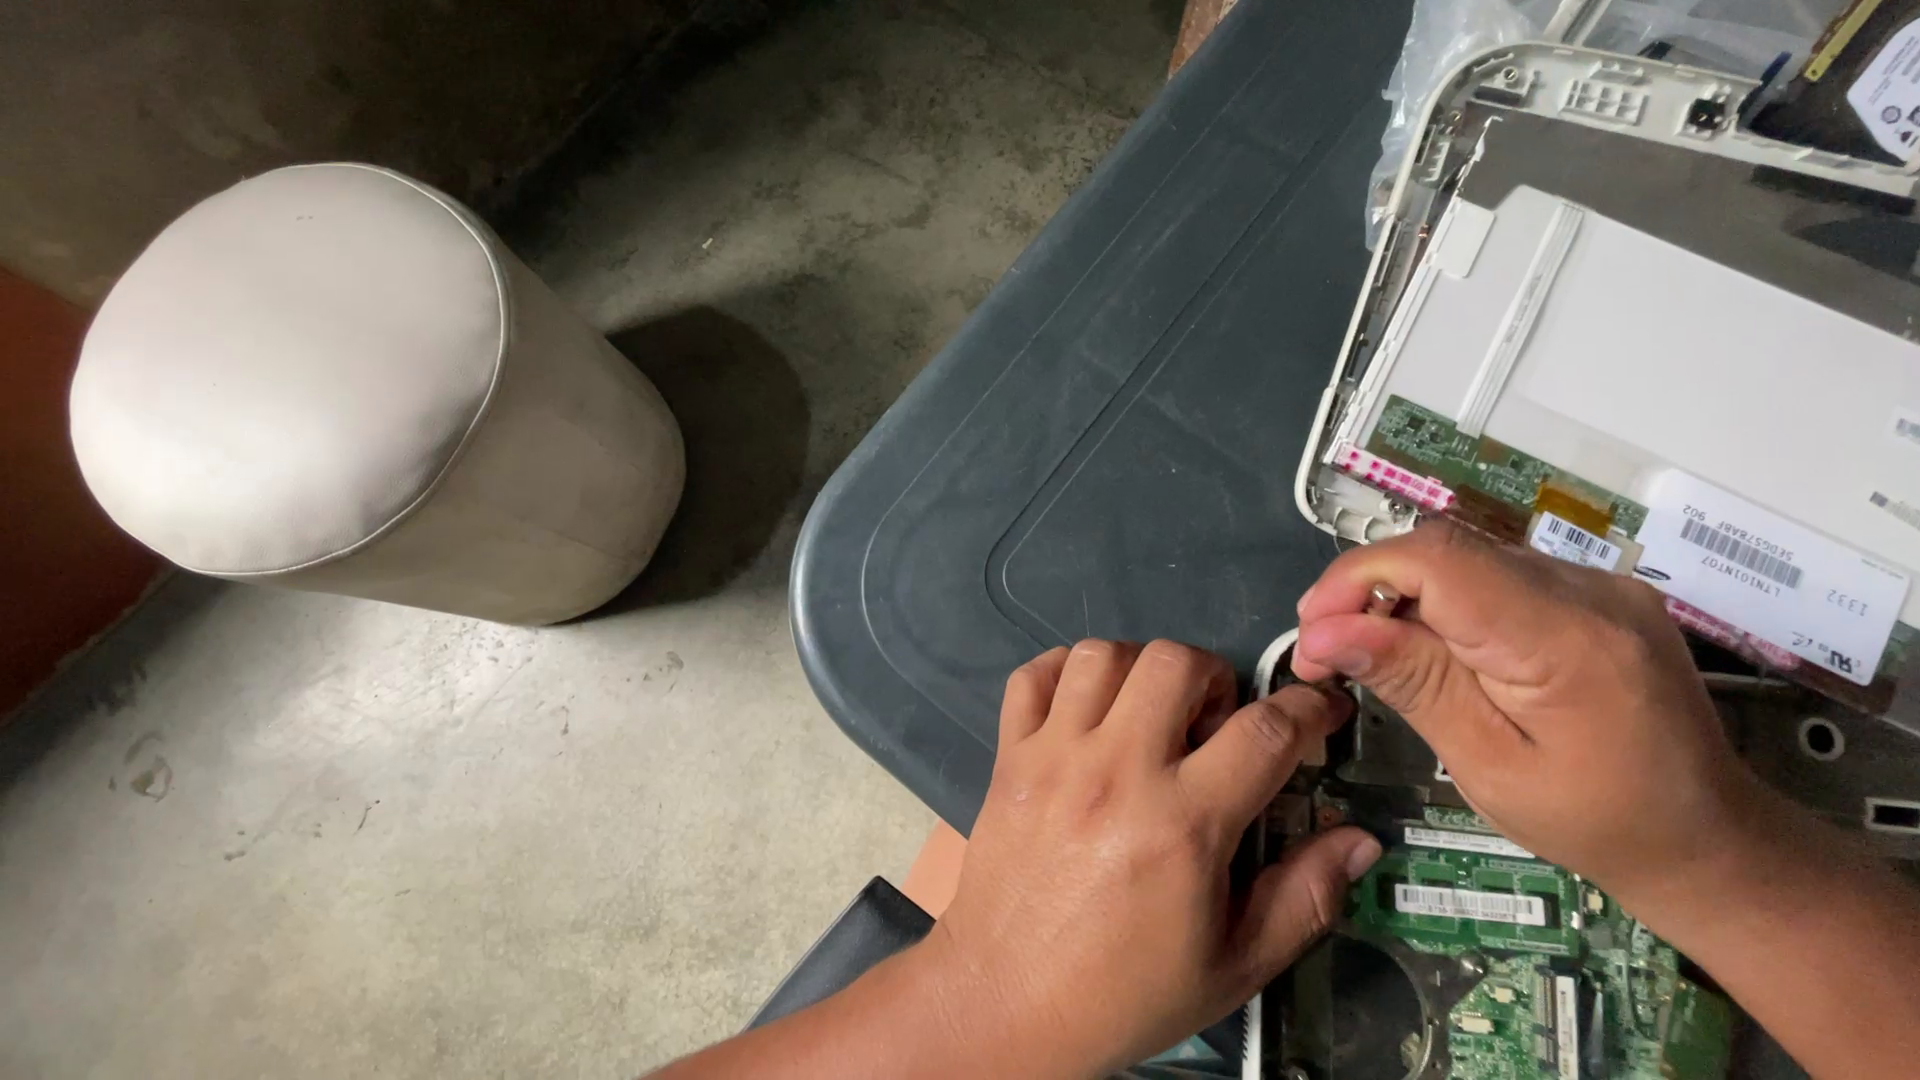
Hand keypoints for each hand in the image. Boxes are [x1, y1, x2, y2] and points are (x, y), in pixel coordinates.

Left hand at [916, 640, 1379, 1078]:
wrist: (1006, 1002)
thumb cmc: (1126, 991)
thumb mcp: (1235, 965)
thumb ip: (1305, 897)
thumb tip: (1360, 838)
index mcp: (1183, 823)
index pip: (1265, 731)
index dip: (1309, 709)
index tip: (1322, 710)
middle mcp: (1118, 770)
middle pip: (1175, 663)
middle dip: (1213, 677)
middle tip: (1214, 722)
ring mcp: (1054, 756)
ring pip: (1101, 656)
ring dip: (1138, 668)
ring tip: (1148, 711)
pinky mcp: (1009, 758)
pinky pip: (1031, 677)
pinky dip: (1061, 673)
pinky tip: (1083, 706)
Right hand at [1290, 521, 1778, 902]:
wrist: (1708, 836)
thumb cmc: (1594, 821)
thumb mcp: (1486, 765)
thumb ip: (1412, 684)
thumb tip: (1323, 634)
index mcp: (1568, 640)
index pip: (1439, 562)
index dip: (1357, 577)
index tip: (1310, 631)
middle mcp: (1588, 589)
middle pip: (1444, 549)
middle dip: (1364, 588)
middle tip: (1323, 648)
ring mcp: (1595, 583)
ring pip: (1460, 556)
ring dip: (1395, 594)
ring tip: (1362, 651)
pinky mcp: (1590, 591)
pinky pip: (1489, 572)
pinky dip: (1434, 600)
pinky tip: (1420, 645)